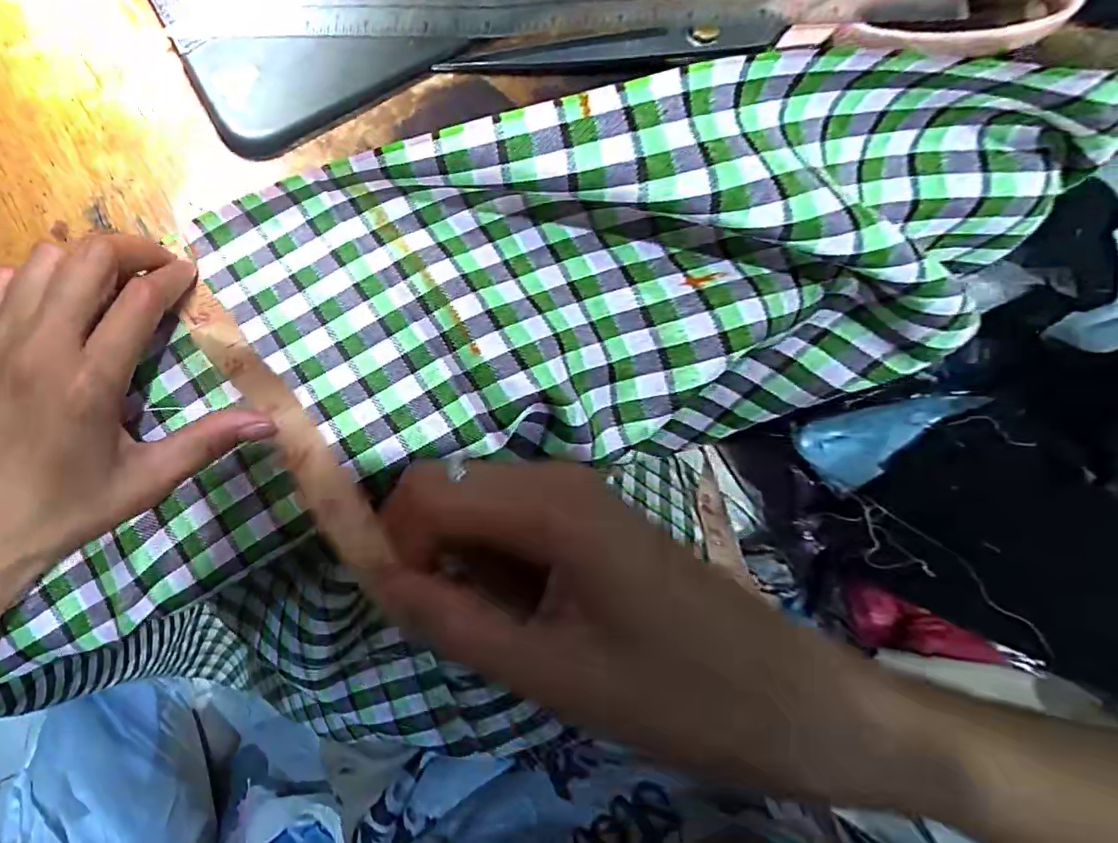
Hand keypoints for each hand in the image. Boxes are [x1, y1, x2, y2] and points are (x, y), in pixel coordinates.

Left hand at [0, 235, 276, 626]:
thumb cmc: (59, 513)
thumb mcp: (139, 485)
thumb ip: (203, 444)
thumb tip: (266, 422)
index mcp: (89, 381)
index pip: (140, 298)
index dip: (172, 276)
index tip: (186, 274)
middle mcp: (41, 345)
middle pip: (91, 256)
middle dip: (133, 249)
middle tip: (152, 269)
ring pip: (44, 258)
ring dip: (82, 261)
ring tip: (102, 286)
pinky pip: (0, 283)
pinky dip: (32, 280)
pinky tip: (47, 309)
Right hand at [369, 460, 935, 806]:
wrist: (810, 707)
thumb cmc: (682, 696)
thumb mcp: (553, 675)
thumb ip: (451, 622)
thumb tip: (375, 581)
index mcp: (549, 505)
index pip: (425, 491)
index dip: (393, 540)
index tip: (407, 602)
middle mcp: (551, 475)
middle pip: (438, 484)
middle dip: (418, 543)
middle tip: (440, 612)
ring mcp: (566, 486)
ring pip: (462, 497)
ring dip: (451, 551)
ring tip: (490, 615)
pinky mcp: (577, 507)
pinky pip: (495, 511)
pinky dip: (481, 553)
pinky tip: (520, 601)